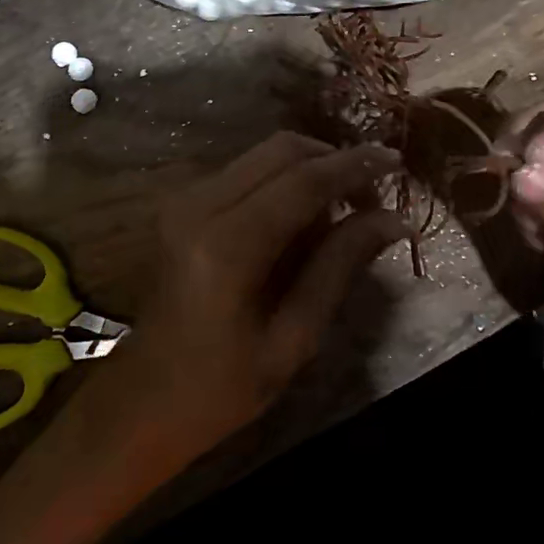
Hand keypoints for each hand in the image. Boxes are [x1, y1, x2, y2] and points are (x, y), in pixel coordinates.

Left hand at [99, 133, 404, 456]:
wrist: (147, 394)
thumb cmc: (223, 385)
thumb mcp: (294, 338)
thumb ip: (340, 266)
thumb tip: (393, 218)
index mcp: (225, 246)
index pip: (302, 181)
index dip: (354, 166)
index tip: (396, 161)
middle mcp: (199, 205)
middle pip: (280, 150)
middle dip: (332, 161)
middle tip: (369, 198)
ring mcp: (184, 198)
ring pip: (263, 155)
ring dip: (308, 171)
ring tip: (339, 216)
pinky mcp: (182, 202)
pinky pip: (245, 172)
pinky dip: (281, 182)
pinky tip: (300, 223)